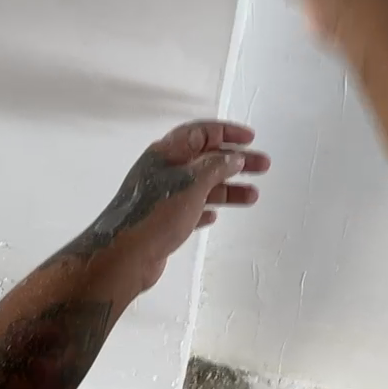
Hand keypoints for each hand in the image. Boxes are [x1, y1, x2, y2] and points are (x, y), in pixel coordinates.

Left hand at [63, 121, 269, 294]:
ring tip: (253, 195)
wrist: (124, 256)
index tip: (251, 138)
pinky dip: (207, 207)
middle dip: (235, 160)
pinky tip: (217, 214)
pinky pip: (191, 207)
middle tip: (262, 165)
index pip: (201, 132)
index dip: (227, 133)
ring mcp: (163, 196)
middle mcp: (164, 170)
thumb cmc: (156, 214)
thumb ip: (216, 167)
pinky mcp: (163, 220)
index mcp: (167, 153)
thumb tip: (234, 156)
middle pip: (206, 158)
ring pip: (202, 185)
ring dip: (227, 187)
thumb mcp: (192, 183)